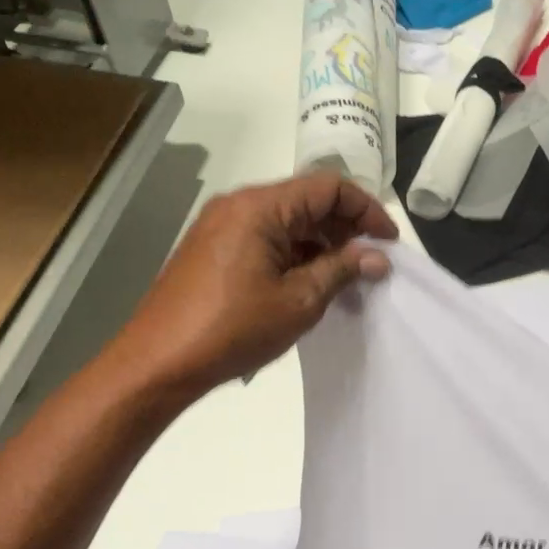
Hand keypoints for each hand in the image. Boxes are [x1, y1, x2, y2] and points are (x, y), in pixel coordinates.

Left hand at [99, 171, 398, 402]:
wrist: (159, 361)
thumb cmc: (233, 329)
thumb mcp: (299, 301)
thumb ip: (341, 270)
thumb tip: (377, 257)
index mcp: (259, 207)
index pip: (328, 187)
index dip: (367, 210)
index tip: (390, 243)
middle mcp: (239, 204)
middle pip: (307, 199)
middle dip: (346, 227)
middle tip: (373, 263)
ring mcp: (222, 225)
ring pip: (288, 220)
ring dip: (322, 243)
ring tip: (348, 279)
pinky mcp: (214, 248)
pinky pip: (267, 237)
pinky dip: (296, 253)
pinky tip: (312, 284)